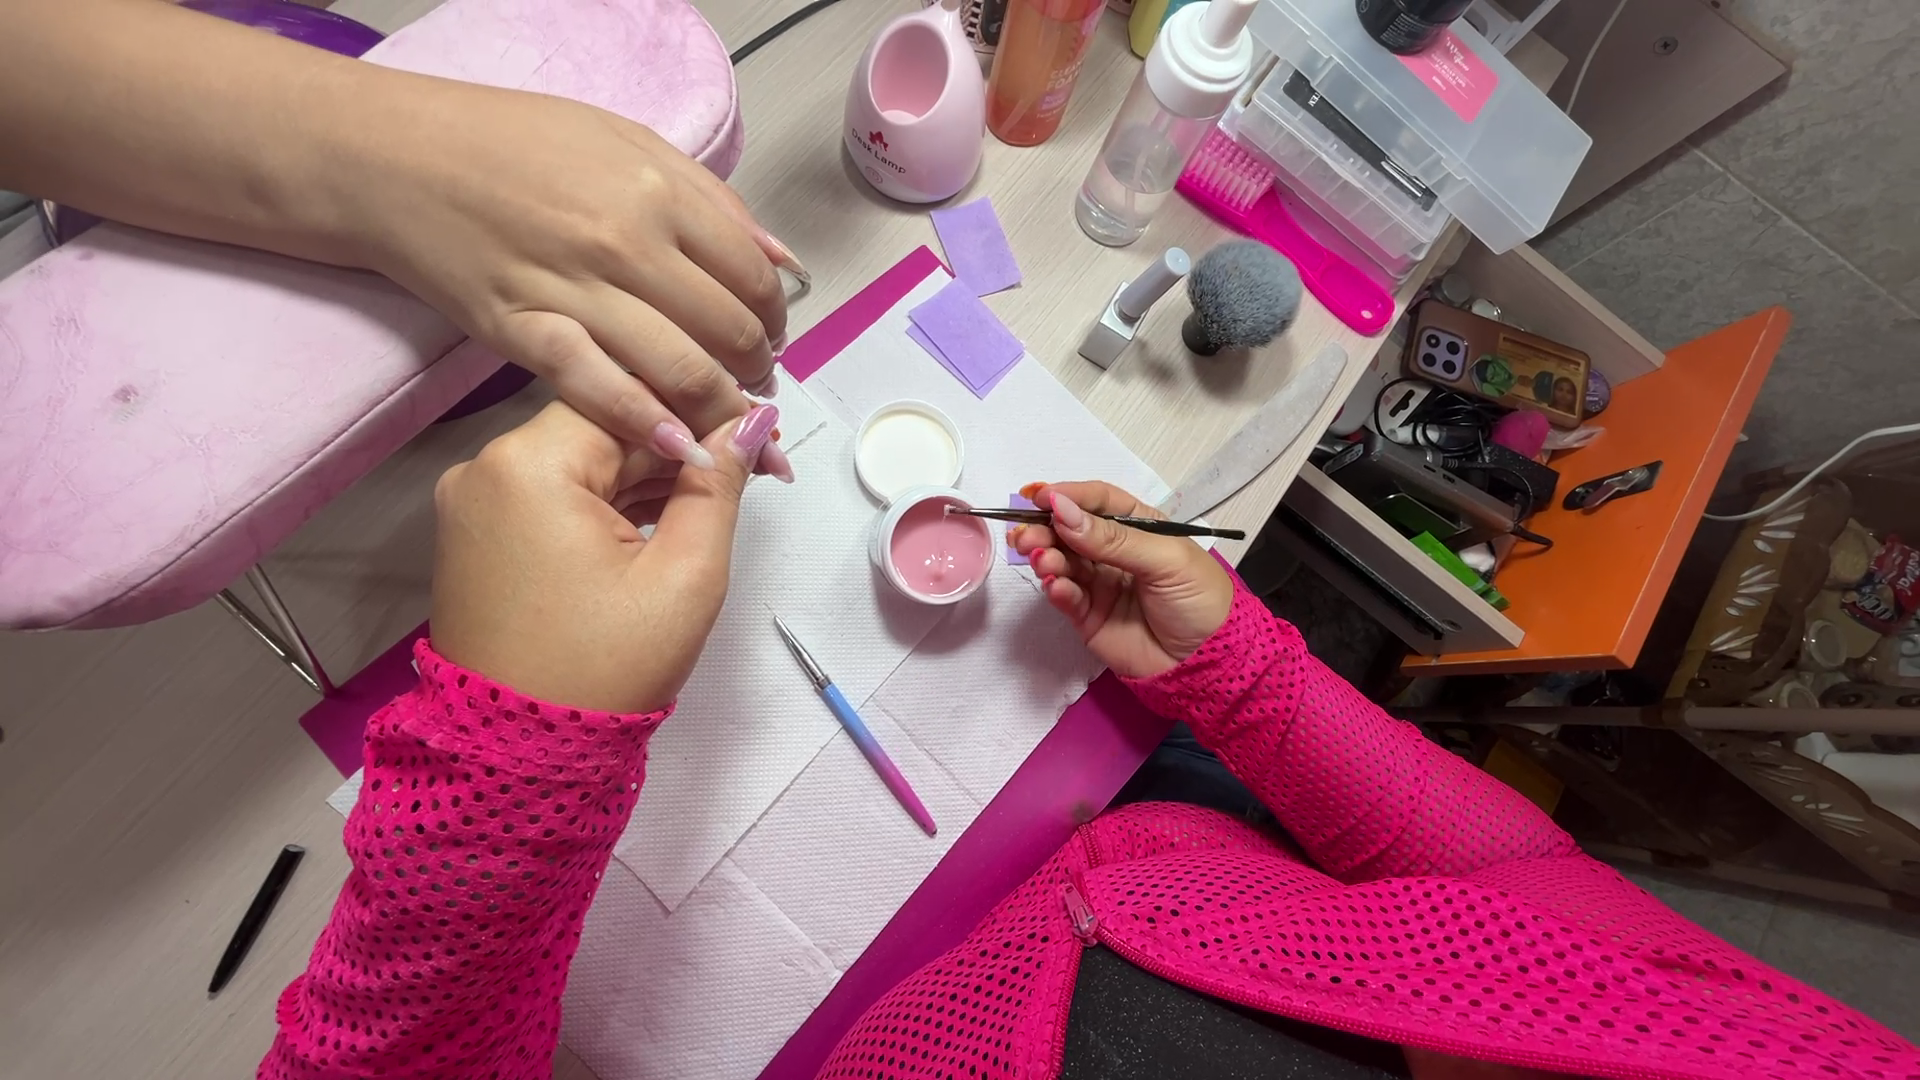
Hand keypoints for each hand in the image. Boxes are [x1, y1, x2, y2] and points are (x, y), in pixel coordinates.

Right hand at [349, 73, 804, 466]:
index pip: (754, 280)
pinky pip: (601, 388)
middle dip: (758, 369)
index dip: (778, 320)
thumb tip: (785, 263)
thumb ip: (715, 202)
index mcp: (658, 193)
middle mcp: (626, 243)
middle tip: (755, 379)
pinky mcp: (525, 332)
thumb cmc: (514, 143)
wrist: (388, 154)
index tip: (772, 336)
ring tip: (728, 411)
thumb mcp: (628, 141)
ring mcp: (574, 292)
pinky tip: (681, 444)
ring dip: (722, 405)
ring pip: (681, 370)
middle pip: (731, 333)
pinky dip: (650, 422)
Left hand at [427, 399, 778, 712]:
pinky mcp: (486, 531)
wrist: (521, 753)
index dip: (705, 415)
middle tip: (758, 468)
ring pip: (590, 459)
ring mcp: (480, 500)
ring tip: (722, 491)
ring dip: (656, 473)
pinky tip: (672, 510)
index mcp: (529, 466)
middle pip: (608, 427)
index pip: (631, 402)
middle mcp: (488, 467)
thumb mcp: (685, 573)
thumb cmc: (611, 663)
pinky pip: (564, 492)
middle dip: (685, 447)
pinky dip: (617, 498)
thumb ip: (718, 486)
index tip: (764, 440)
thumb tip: (749, 422)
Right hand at [1011, 482, 1233, 678]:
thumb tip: (1062, 511)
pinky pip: (1065, 596)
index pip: (1096, 502)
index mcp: (1138, 526)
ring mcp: (1098, 583)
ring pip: (1062, 561)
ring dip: (1046, 557)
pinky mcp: (1087, 615)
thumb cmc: (1199, 600)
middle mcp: (1113, 551)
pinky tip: (1056, 587)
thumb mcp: (1165, 559)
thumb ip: (1112, 538)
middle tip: (1025, 535)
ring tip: (1042, 561)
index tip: (1038, 496)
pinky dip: (1056, 589)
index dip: (1067, 496)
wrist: (1208, 664)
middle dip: (1044, 528)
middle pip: (1070, 530)